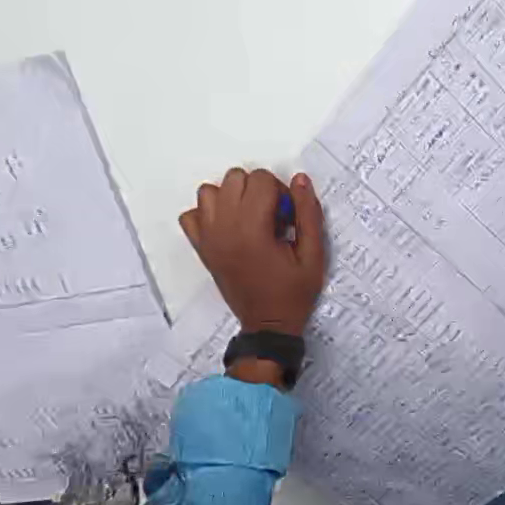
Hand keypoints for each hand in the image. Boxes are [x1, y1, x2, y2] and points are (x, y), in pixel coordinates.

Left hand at [179, 168, 326, 337]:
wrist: (268, 325)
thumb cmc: (293, 294)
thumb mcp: (313, 257)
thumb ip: (308, 215)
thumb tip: (300, 180)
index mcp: (253, 229)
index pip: (261, 180)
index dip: (281, 193)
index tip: (288, 218)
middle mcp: (225, 228)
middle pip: (235, 178)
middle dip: (257, 191)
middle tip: (271, 218)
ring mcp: (209, 238)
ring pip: (210, 191)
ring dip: (231, 198)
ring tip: (248, 219)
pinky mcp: (202, 248)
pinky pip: (191, 216)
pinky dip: (206, 215)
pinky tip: (226, 228)